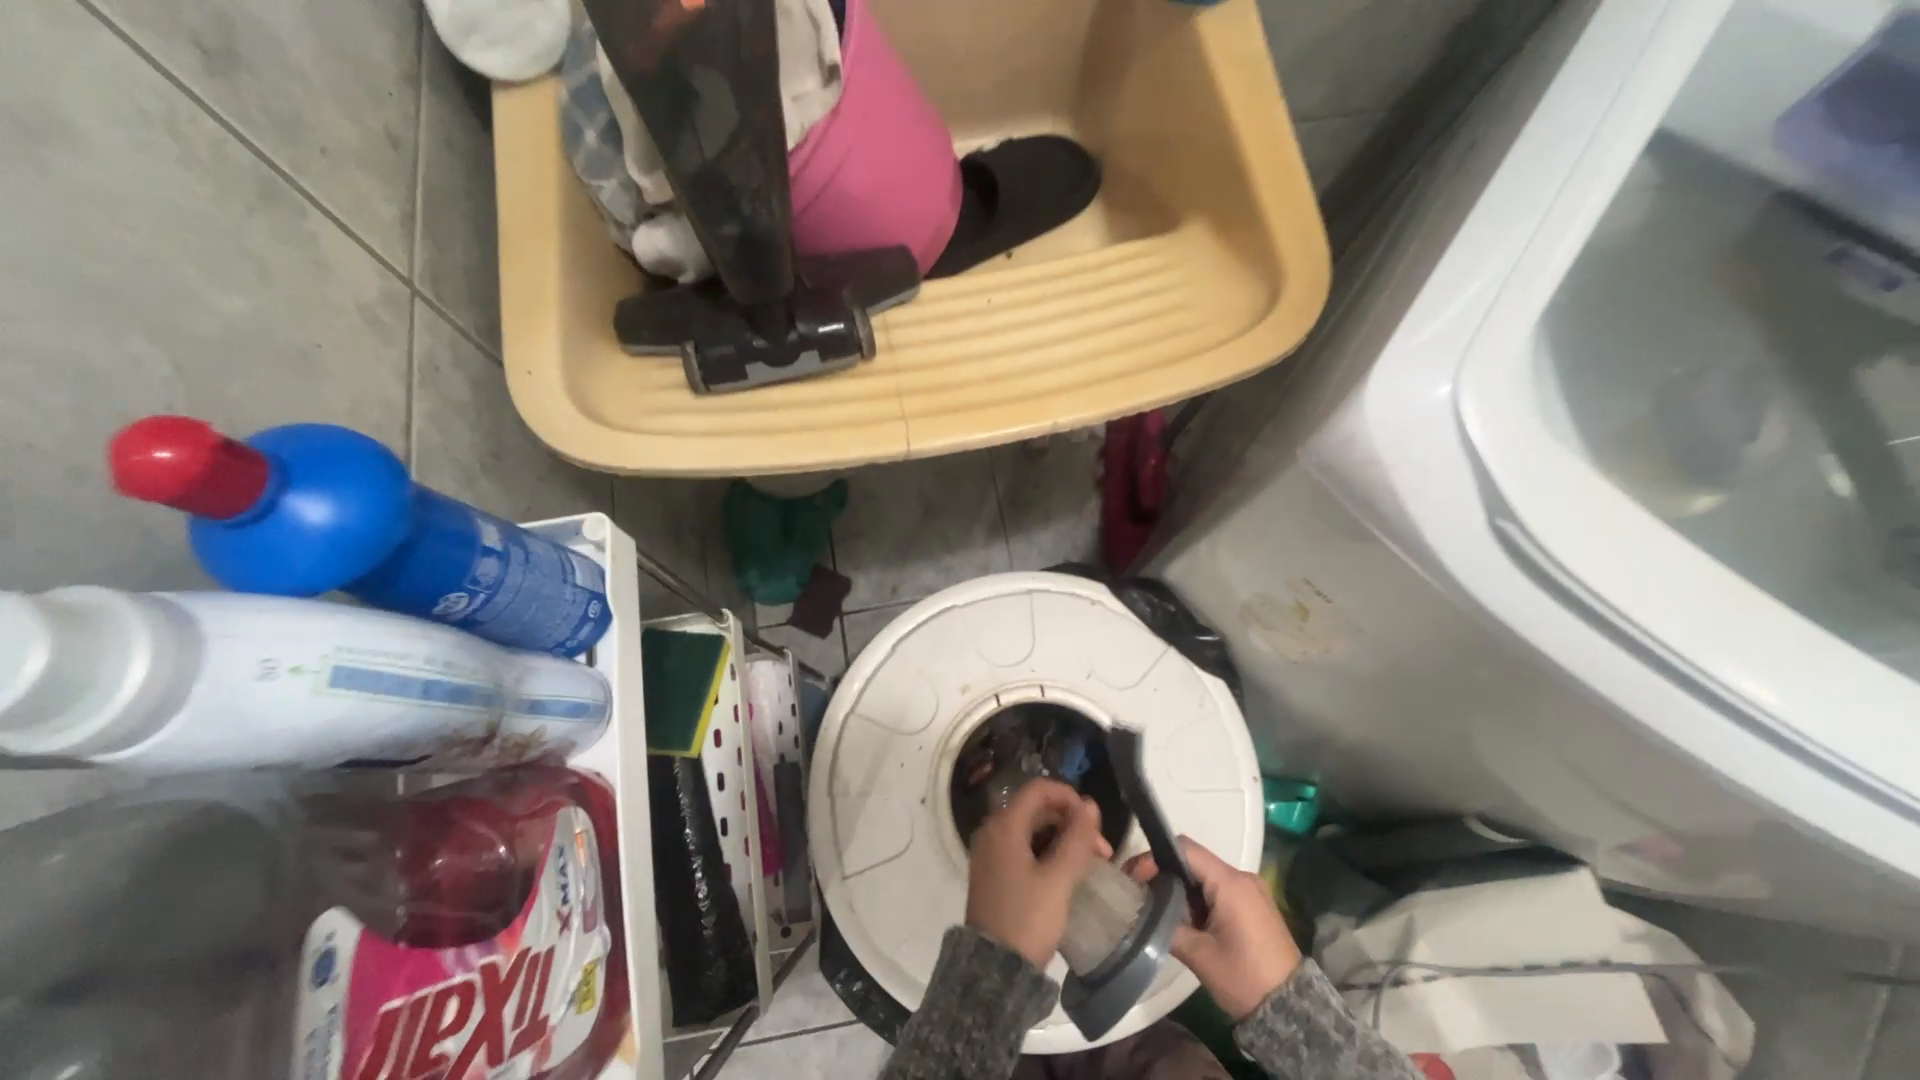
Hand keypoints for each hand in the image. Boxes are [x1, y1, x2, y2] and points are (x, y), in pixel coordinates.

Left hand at [965, 779, 1111, 967]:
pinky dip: (1047, 852)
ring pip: (1032, 829)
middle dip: (1071, 822)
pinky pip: (1024, 847)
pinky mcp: (994, 871)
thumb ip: (1077, 838)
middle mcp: (992, 831)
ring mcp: (991, 852)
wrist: (995, 968)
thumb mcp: (1059, 879)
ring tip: (1091, 864)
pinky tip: (1069, 872)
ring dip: (1063, 838)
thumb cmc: (1028, 919)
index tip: (1094, 822)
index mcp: (1004, 826)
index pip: (1039, 789)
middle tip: (1102, 852)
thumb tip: (1090, 804)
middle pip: (1036, 808)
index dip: (1070, 797)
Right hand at [1127, 836, 1299, 1019]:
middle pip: (1193, 860)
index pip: (1184, 848)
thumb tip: (1141, 911)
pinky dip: (1197, 897)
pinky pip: (1218, 888)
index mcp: (1231, 883)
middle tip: (1139, 893)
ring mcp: (1251, 890)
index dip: (1154, 857)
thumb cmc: (1244, 979)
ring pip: (1204, 875)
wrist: (1291, 1009)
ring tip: (1156, 908)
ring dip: (1180, 887)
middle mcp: (1242, 877)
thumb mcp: (1198, 955)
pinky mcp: (1254, 904)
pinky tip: (1184, 918)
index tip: (1135, 878)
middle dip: (1163, 873)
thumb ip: (1166, 925)